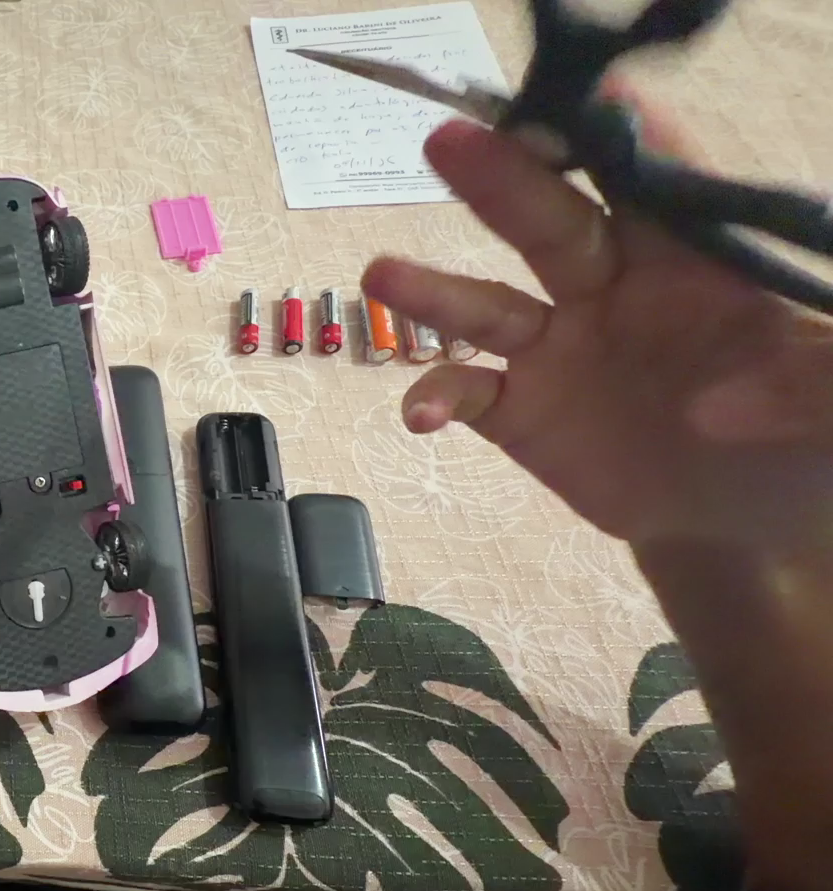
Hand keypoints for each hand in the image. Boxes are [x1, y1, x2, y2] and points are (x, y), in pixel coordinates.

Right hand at [364, 109, 832, 551]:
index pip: (660, 189)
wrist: (733, 514)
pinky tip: (421, 416)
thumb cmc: (807, 441)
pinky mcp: (511, 410)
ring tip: (379, 274)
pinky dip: (432, 399)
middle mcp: (612, 296)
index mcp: (700, 269)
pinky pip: (460, 394)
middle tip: (444, 142)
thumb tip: (720, 401)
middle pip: (551, 228)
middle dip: (502, 184)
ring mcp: (551, 353)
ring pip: (482, 310)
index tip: (585, 98)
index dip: (622, 145)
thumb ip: (816, 380)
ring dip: (430, 293)